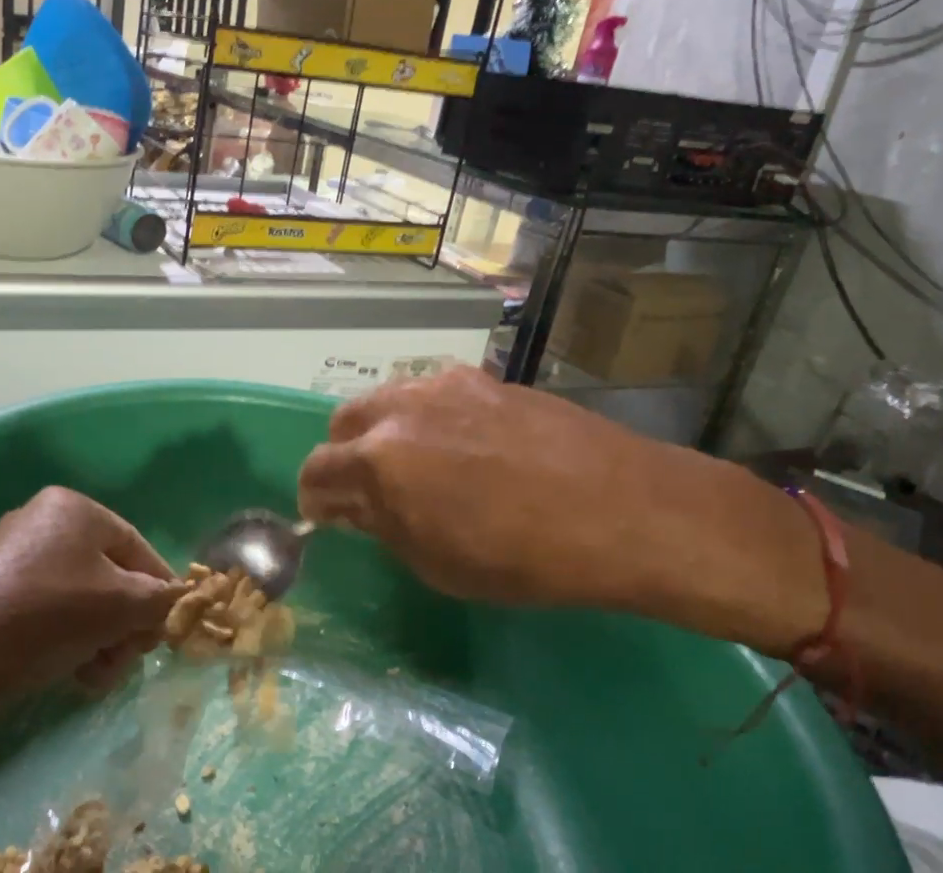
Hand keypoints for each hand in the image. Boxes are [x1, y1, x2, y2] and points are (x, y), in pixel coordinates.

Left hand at [0, 487, 185, 707]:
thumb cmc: (47, 615)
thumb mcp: (119, 605)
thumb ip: (159, 600)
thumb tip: (175, 600)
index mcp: (75, 508)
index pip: (138, 547)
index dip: (160, 591)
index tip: (167, 633)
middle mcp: (43, 522)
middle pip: (110, 576)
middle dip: (125, 623)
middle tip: (125, 661)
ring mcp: (15, 557)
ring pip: (82, 599)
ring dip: (100, 639)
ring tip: (93, 676)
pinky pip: (49, 611)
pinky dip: (67, 640)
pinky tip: (68, 673)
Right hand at [298, 368, 813, 625]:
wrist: (626, 510)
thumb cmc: (525, 558)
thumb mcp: (437, 563)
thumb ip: (382, 526)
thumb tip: (353, 507)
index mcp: (378, 459)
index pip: (317, 470)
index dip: (316, 500)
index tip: (330, 518)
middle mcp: (401, 408)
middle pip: (344, 422)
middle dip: (345, 456)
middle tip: (374, 491)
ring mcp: (446, 385)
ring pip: (389, 401)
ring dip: (386, 432)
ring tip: (421, 466)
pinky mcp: (486, 379)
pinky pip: (435, 396)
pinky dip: (430, 420)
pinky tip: (468, 449)